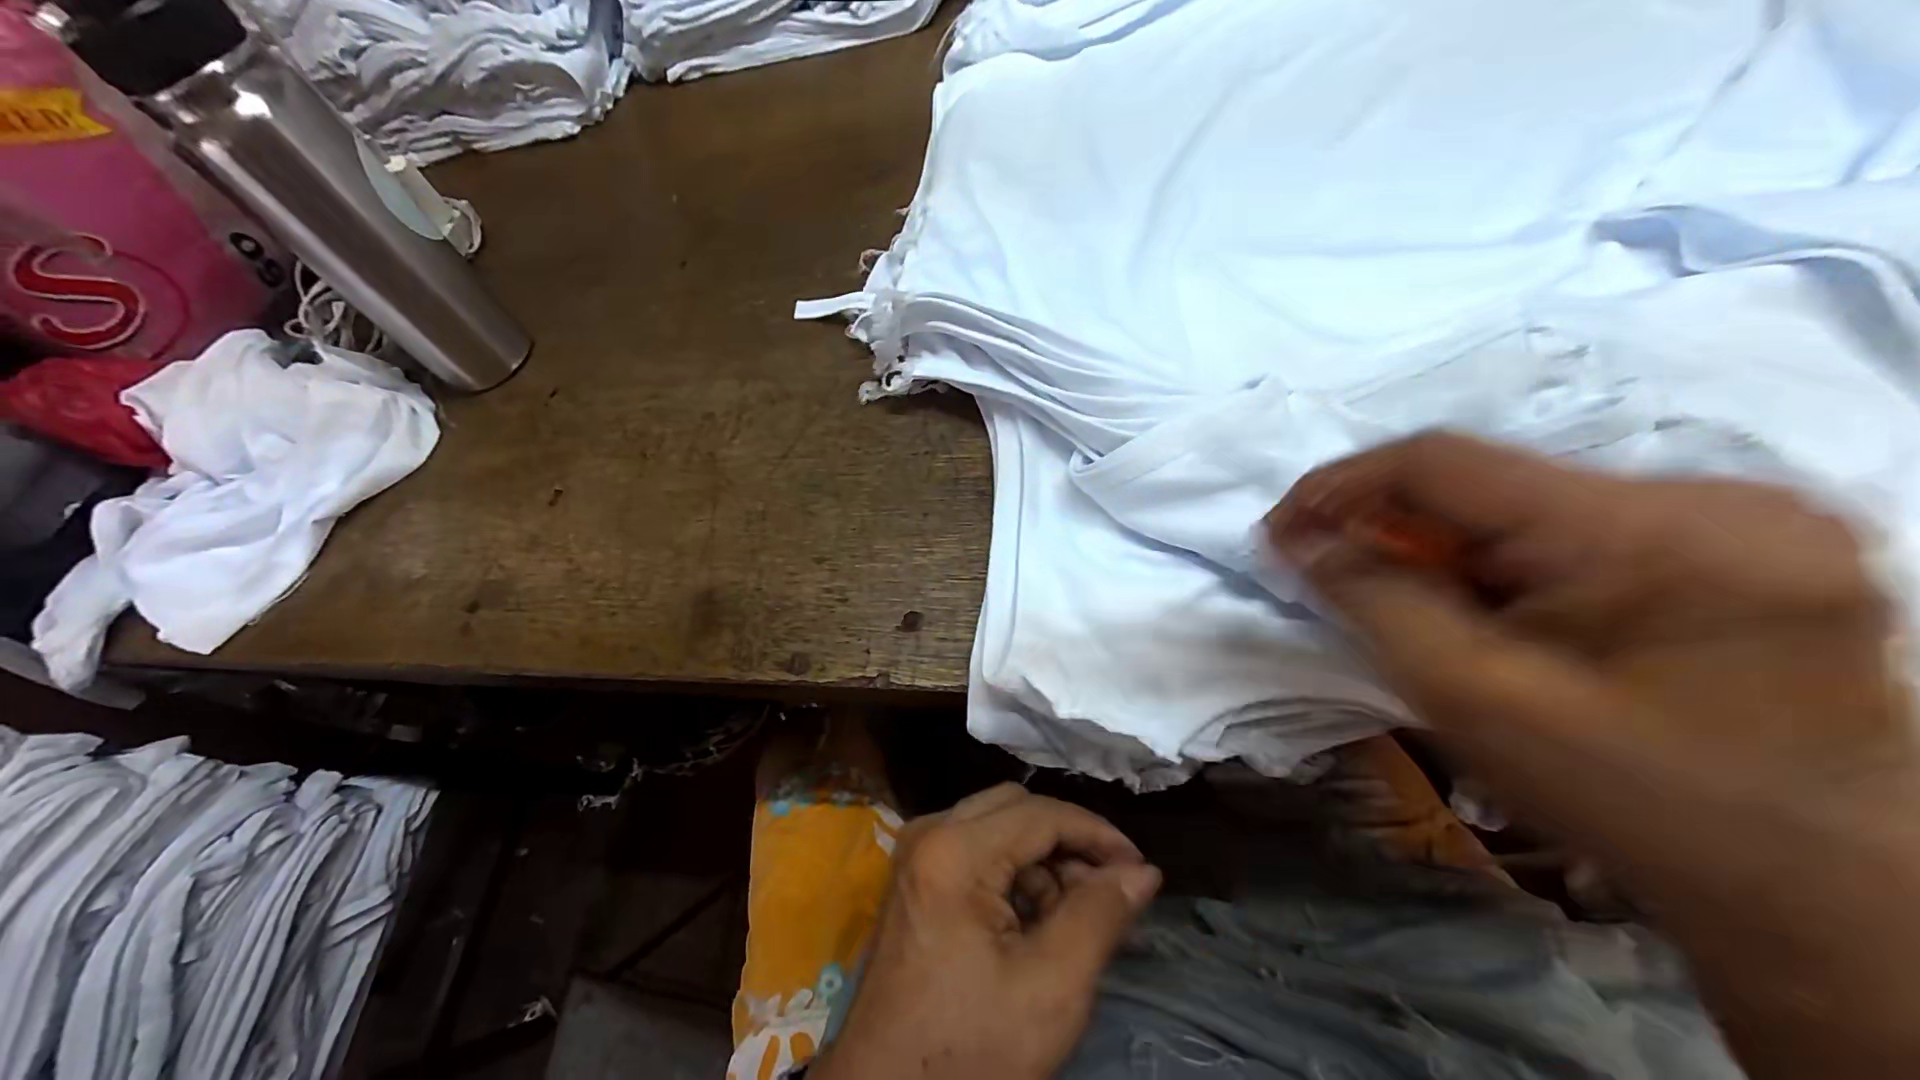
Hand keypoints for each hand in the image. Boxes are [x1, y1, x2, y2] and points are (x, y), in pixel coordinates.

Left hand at [810, 783, 1160, 1079]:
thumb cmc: (971, 1046)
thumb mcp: (1052, 986)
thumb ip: (1101, 915)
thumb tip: (1143, 870)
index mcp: (954, 851)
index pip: (1041, 813)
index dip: (1098, 834)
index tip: (1140, 869)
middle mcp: (929, 833)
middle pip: (1016, 807)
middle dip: (1068, 842)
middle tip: (1106, 889)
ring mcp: (916, 854)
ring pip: (997, 824)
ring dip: (1042, 858)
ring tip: (1072, 917)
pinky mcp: (915, 877)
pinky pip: (975, 847)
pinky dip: (1013, 872)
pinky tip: (1033, 921)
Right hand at [1266, 432, 1919, 1077]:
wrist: (1821, 896)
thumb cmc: (1636, 806)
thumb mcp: (1474, 701)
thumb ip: (1374, 602)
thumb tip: (1296, 538)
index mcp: (1659, 531)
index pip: (1447, 461)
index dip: (1340, 486)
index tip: (1278, 528)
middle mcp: (1715, 495)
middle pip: (1491, 483)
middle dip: (1396, 530)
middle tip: (1339, 581)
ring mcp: (1743, 515)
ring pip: (1526, 505)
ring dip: (1450, 551)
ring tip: (1425, 613)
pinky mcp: (1745, 542)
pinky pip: (1575, 528)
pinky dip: (1506, 564)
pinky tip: (1498, 615)